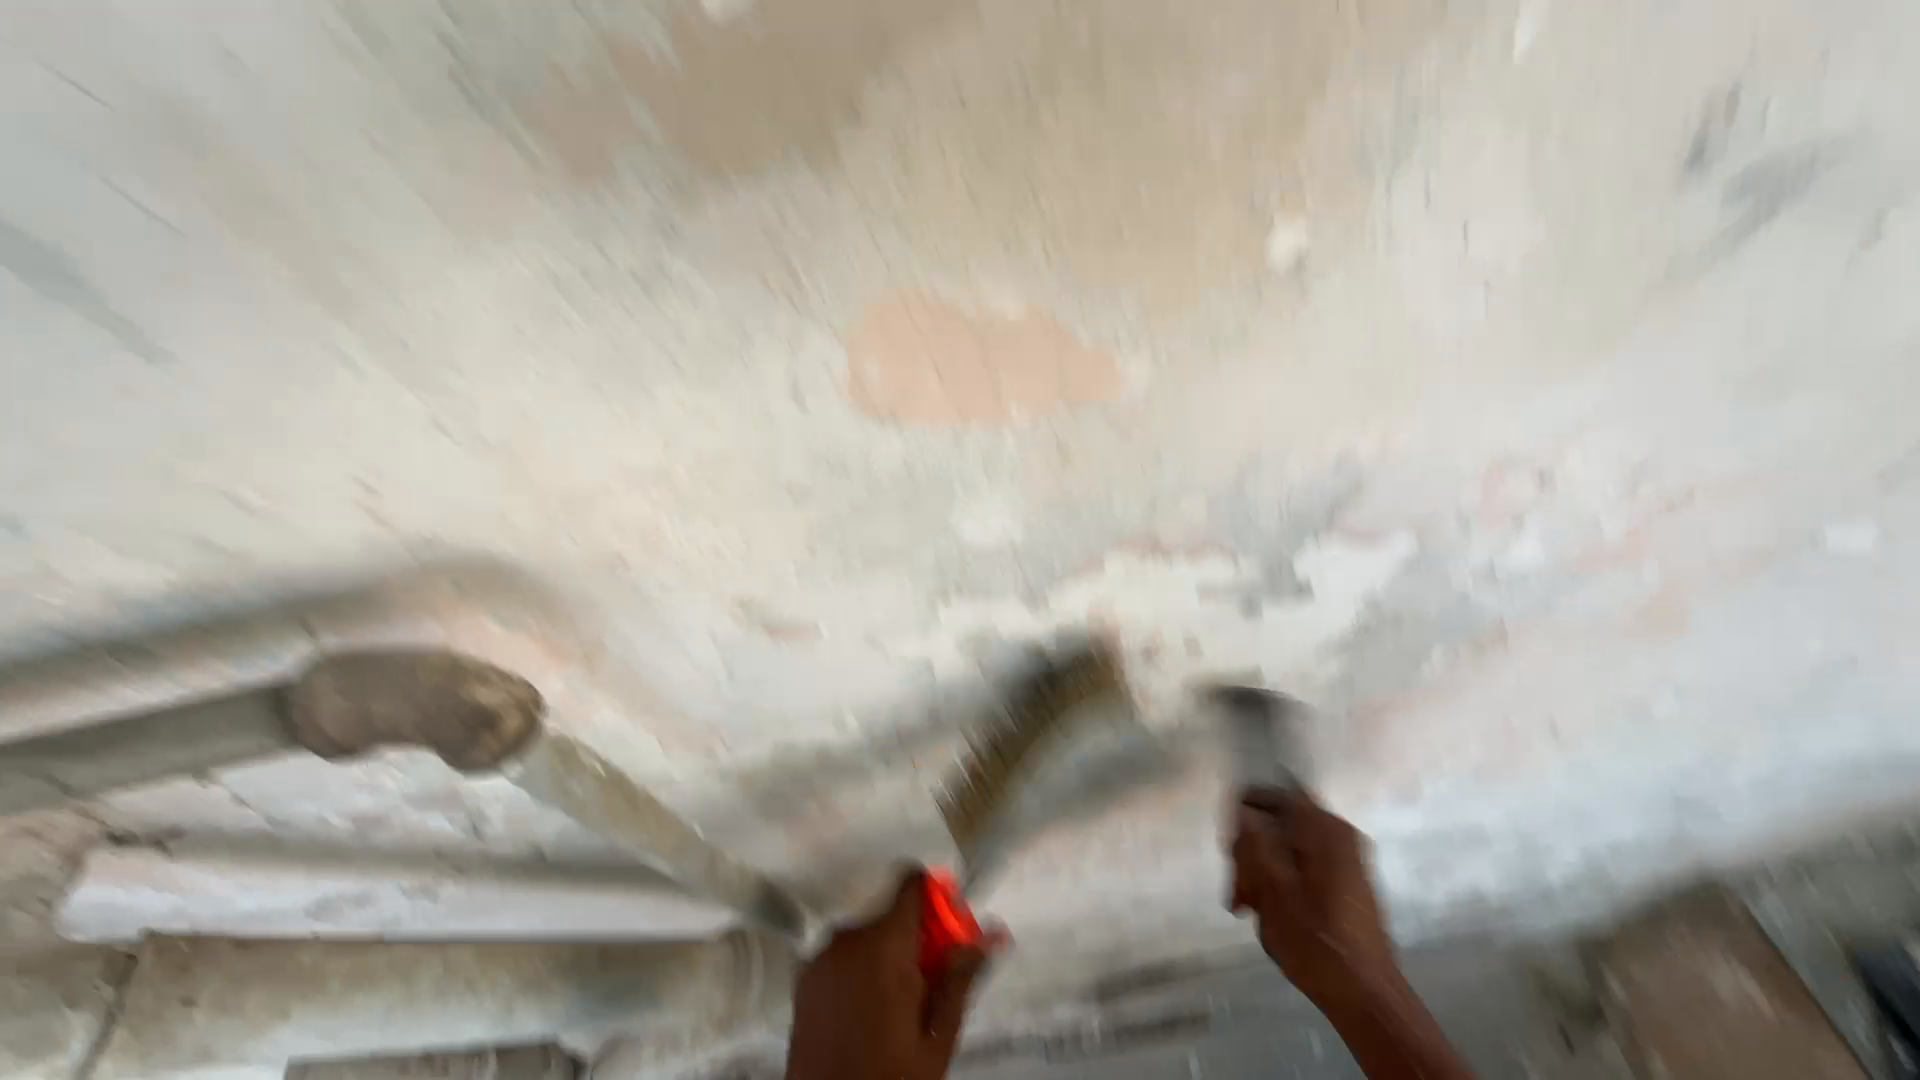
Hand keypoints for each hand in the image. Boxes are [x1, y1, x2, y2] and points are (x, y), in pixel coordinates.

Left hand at [785, 869, 1006, 1079]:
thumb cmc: (889, 1076)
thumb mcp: (938, 1033)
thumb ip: (962, 975)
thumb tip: (994, 932)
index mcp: (884, 943)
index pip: (913, 884)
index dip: (938, 899)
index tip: (950, 930)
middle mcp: (847, 937)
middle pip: (893, 914)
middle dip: (916, 939)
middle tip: (928, 985)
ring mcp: (820, 955)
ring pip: (868, 935)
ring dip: (887, 955)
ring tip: (897, 1006)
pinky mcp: (803, 976)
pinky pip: (843, 954)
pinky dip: (859, 968)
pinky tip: (867, 1010)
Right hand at [1229, 787, 1400, 1008]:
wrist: (1365, 995)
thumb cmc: (1315, 939)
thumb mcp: (1271, 888)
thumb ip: (1253, 841)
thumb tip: (1240, 807)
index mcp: (1324, 829)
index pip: (1274, 793)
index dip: (1244, 809)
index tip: (1228, 843)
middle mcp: (1338, 835)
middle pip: (1278, 821)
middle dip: (1250, 850)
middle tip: (1237, 887)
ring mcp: (1344, 859)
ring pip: (1285, 846)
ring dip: (1260, 869)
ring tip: (1246, 906)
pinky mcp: (1344, 883)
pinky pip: (1300, 865)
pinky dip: (1279, 881)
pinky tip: (1266, 911)